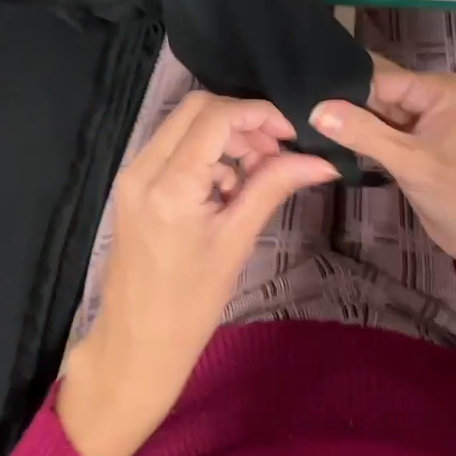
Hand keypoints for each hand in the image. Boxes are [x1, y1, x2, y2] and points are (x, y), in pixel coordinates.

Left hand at [58, 93, 338, 455]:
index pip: (216, 117)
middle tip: (275, 151)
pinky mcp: (133, 186)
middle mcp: (143, 168)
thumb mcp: (236, 241)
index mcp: (169, 184)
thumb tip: (322, 161)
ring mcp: (133, 175)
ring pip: (184, 125)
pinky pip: (174, 148)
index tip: (291, 134)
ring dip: (225, 137)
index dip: (259, 115)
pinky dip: (206, 154)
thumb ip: (273, 187)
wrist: (134, 348)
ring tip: (256, 174)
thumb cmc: (189, 305)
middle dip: (242, 121)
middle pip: (196, 108)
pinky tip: (229, 188)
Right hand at [311, 58, 455, 292]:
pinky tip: (318, 137)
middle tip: (290, 104)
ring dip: (342, 119)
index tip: (297, 91)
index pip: (376, 77)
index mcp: (435, 89)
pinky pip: (374, 134)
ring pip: (370, 114)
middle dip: (338, 99)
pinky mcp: (407, 149)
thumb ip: (363, 133)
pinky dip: (353, 138)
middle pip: (371, 91)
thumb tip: (315, 109)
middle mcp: (424, 99)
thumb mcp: (411, 161)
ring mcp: (415, 125)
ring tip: (296, 118)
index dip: (339, 84)